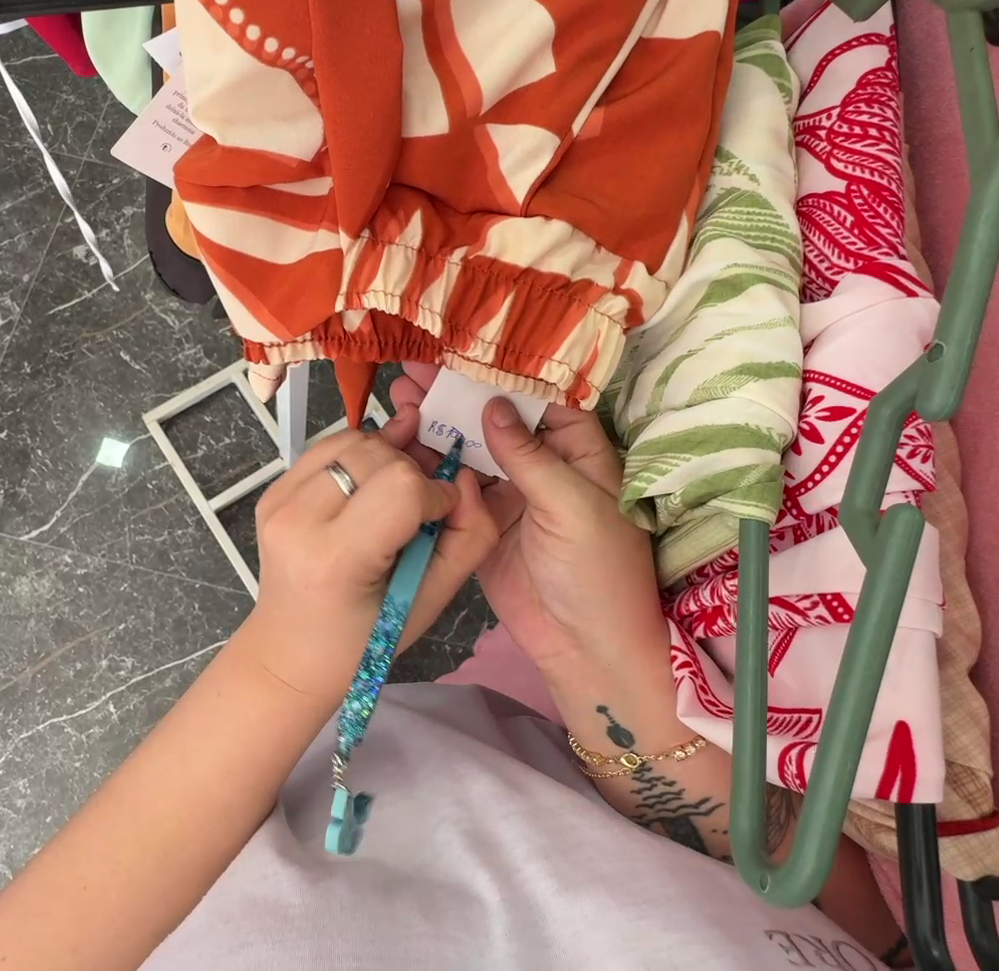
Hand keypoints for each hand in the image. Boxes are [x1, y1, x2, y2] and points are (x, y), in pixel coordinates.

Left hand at [242, 416, 500, 703]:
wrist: (291, 652)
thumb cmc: (365, 639)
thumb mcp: (430, 601)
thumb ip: (468, 538)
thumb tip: (466, 478)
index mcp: (334, 559)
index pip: (401, 488)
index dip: (434, 493)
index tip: (440, 516)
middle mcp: (297, 520)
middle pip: (377, 455)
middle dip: (411, 473)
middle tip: (419, 505)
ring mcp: (278, 500)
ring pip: (353, 440)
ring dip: (385, 458)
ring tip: (394, 493)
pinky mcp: (271, 489)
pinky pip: (329, 446)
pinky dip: (358, 456)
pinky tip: (367, 487)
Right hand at [387, 365, 666, 676]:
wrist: (582, 646)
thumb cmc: (596, 570)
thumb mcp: (572, 505)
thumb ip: (529, 456)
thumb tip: (492, 405)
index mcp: (579, 453)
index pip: (539, 400)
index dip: (500, 376)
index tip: (460, 351)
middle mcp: (543, 466)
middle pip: (497, 420)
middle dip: (459, 395)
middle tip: (416, 369)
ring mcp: (510, 494)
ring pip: (471, 450)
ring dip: (439, 424)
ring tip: (401, 396)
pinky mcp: (482, 522)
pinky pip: (456, 486)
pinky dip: (432, 465)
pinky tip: (403, 443)